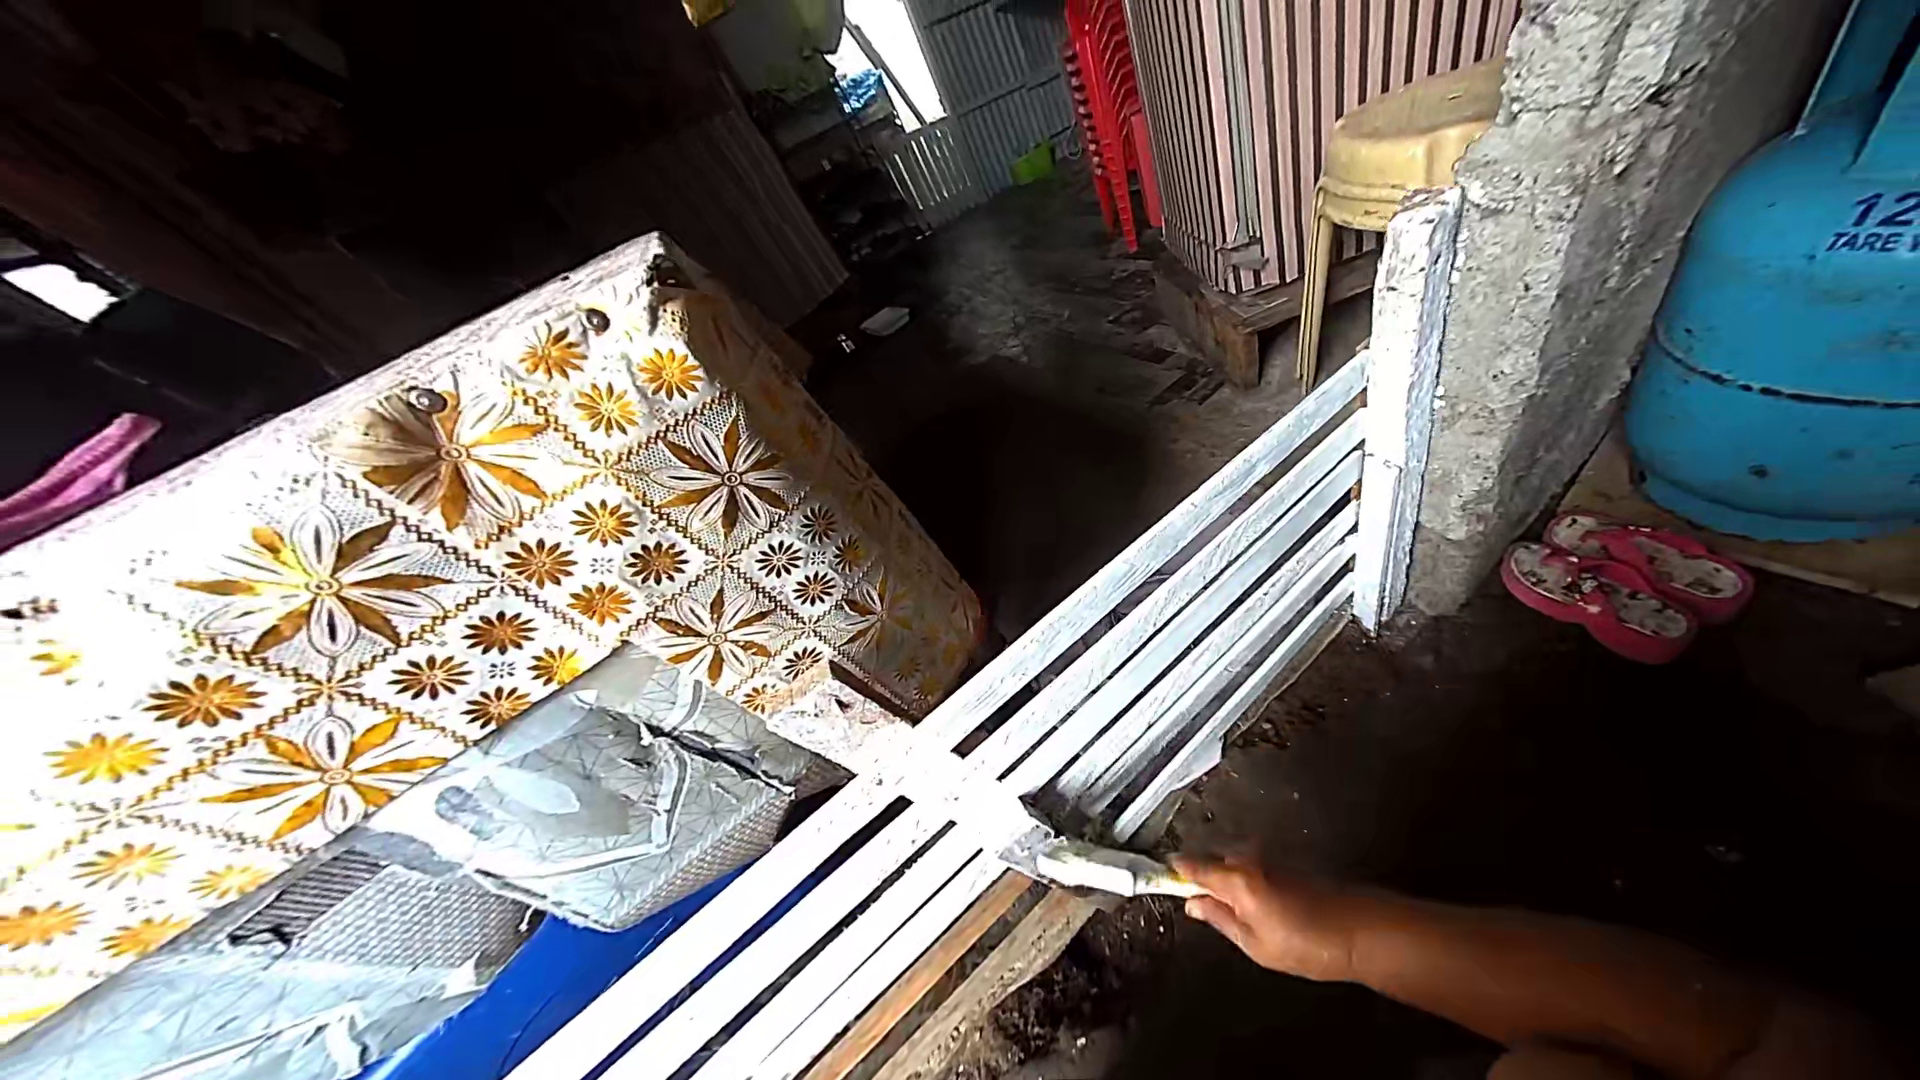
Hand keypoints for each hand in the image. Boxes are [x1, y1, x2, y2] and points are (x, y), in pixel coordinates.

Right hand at [1170, 852, 1358, 981]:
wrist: (1359, 930)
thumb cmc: (1305, 944)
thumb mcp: (1255, 945)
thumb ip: (1218, 919)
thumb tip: (1192, 904)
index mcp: (1233, 877)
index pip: (1190, 864)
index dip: (1172, 869)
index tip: (1159, 873)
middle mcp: (1245, 856)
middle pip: (1209, 857)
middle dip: (1201, 872)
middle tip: (1201, 899)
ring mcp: (1264, 853)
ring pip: (1230, 857)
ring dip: (1224, 873)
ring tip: (1233, 905)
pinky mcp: (1280, 856)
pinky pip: (1248, 860)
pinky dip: (1243, 873)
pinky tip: (1256, 899)